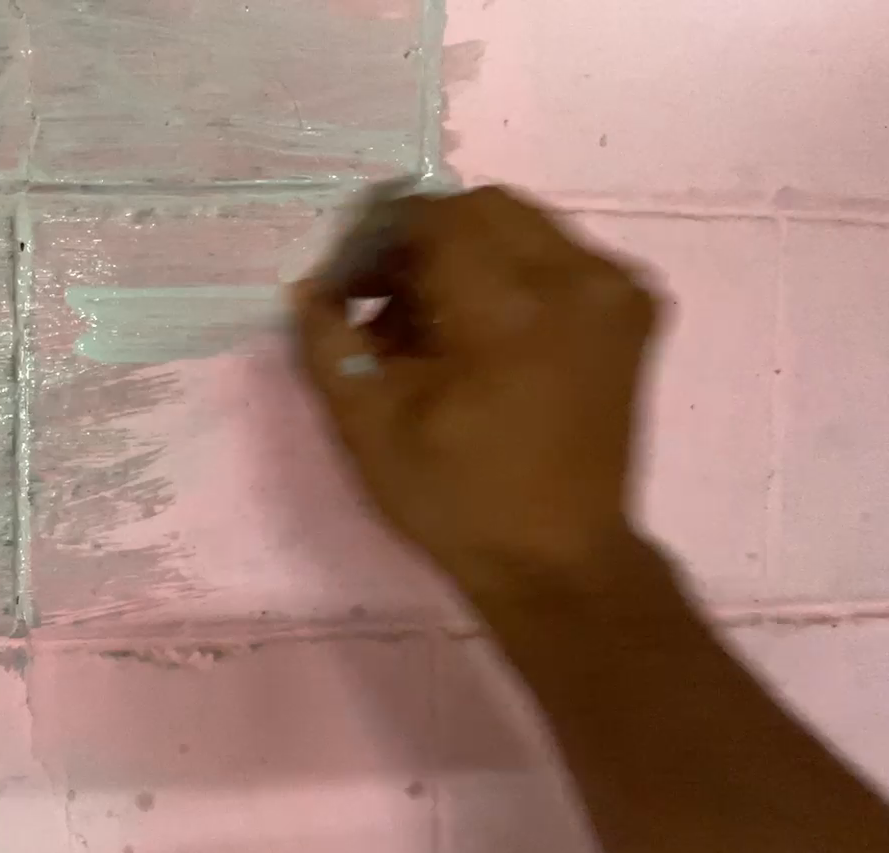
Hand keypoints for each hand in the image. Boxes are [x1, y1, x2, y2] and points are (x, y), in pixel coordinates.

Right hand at [288, 185, 663, 599]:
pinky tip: (465, 333)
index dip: (377, 235)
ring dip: (454, 259)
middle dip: (414, 242)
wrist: (552, 554)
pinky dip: (497, 277)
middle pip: (483, 210)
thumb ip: (329, 345)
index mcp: (510, 311)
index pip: (437, 219)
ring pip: (519, 229)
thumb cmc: (449, 496)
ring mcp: (617, 293)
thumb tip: (310, 289)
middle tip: (370, 299)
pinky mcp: (630, 312)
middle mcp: (581, 280)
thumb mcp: (366, 425)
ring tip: (413, 328)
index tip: (340, 278)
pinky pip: (551, 258)